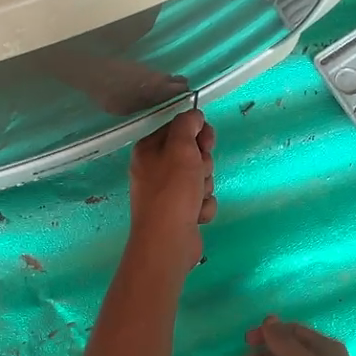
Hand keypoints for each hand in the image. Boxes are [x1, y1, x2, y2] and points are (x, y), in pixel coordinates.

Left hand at [126, 108, 215, 282]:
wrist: (167, 241)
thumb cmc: (172, 191)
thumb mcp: (180, 148)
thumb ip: (187, 125)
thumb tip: (194, 114)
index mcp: (148, 150)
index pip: (179, 128)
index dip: (197, 133)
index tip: (206, 142)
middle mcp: (155, 169)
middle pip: (192, 153)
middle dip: (203, 164)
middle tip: (198, 173)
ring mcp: (167, 192)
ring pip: (200, 176)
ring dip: (205, 187)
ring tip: (195, 198)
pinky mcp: (179, 212)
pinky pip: (201, 199)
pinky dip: (203, 206)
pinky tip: (196, 214)